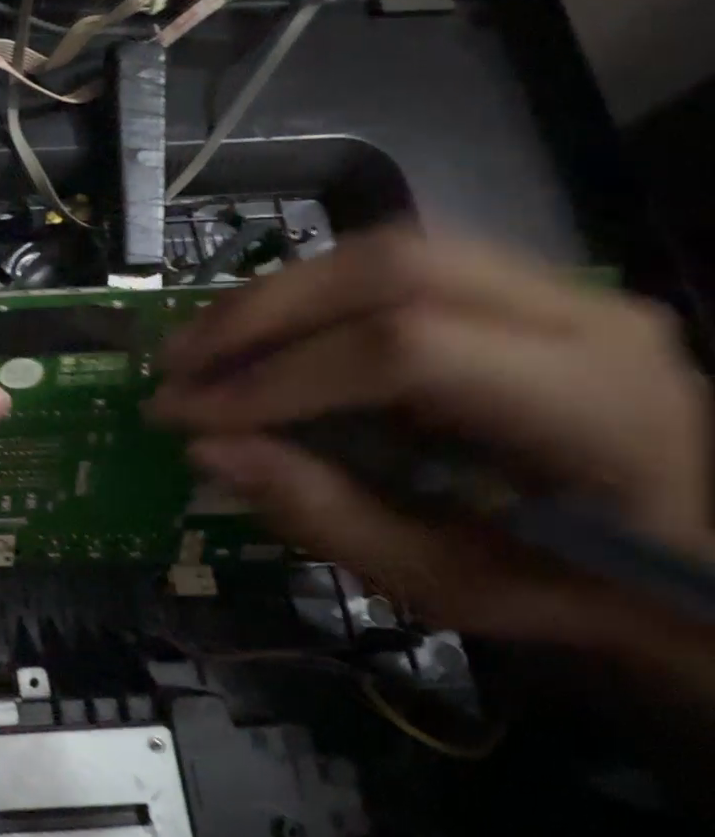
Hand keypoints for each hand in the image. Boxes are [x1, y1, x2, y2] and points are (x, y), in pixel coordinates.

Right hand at [146, 227, 712, 653]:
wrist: (697, 557)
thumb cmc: (573, 588)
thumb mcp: (445, 583)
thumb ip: (325, 516)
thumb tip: (206, 450)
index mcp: (589, 405)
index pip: (405, 351)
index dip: (278, 378)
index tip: (187, 417)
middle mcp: (585, 315)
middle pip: (392, 268)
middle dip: (260, 314)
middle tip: (173, 364)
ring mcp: (560, 287)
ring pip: (389, 248)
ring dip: (274, 296)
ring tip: (197, 345)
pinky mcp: (523, 285)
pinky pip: (396, 263)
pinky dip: (308, 294)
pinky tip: (257, 333)